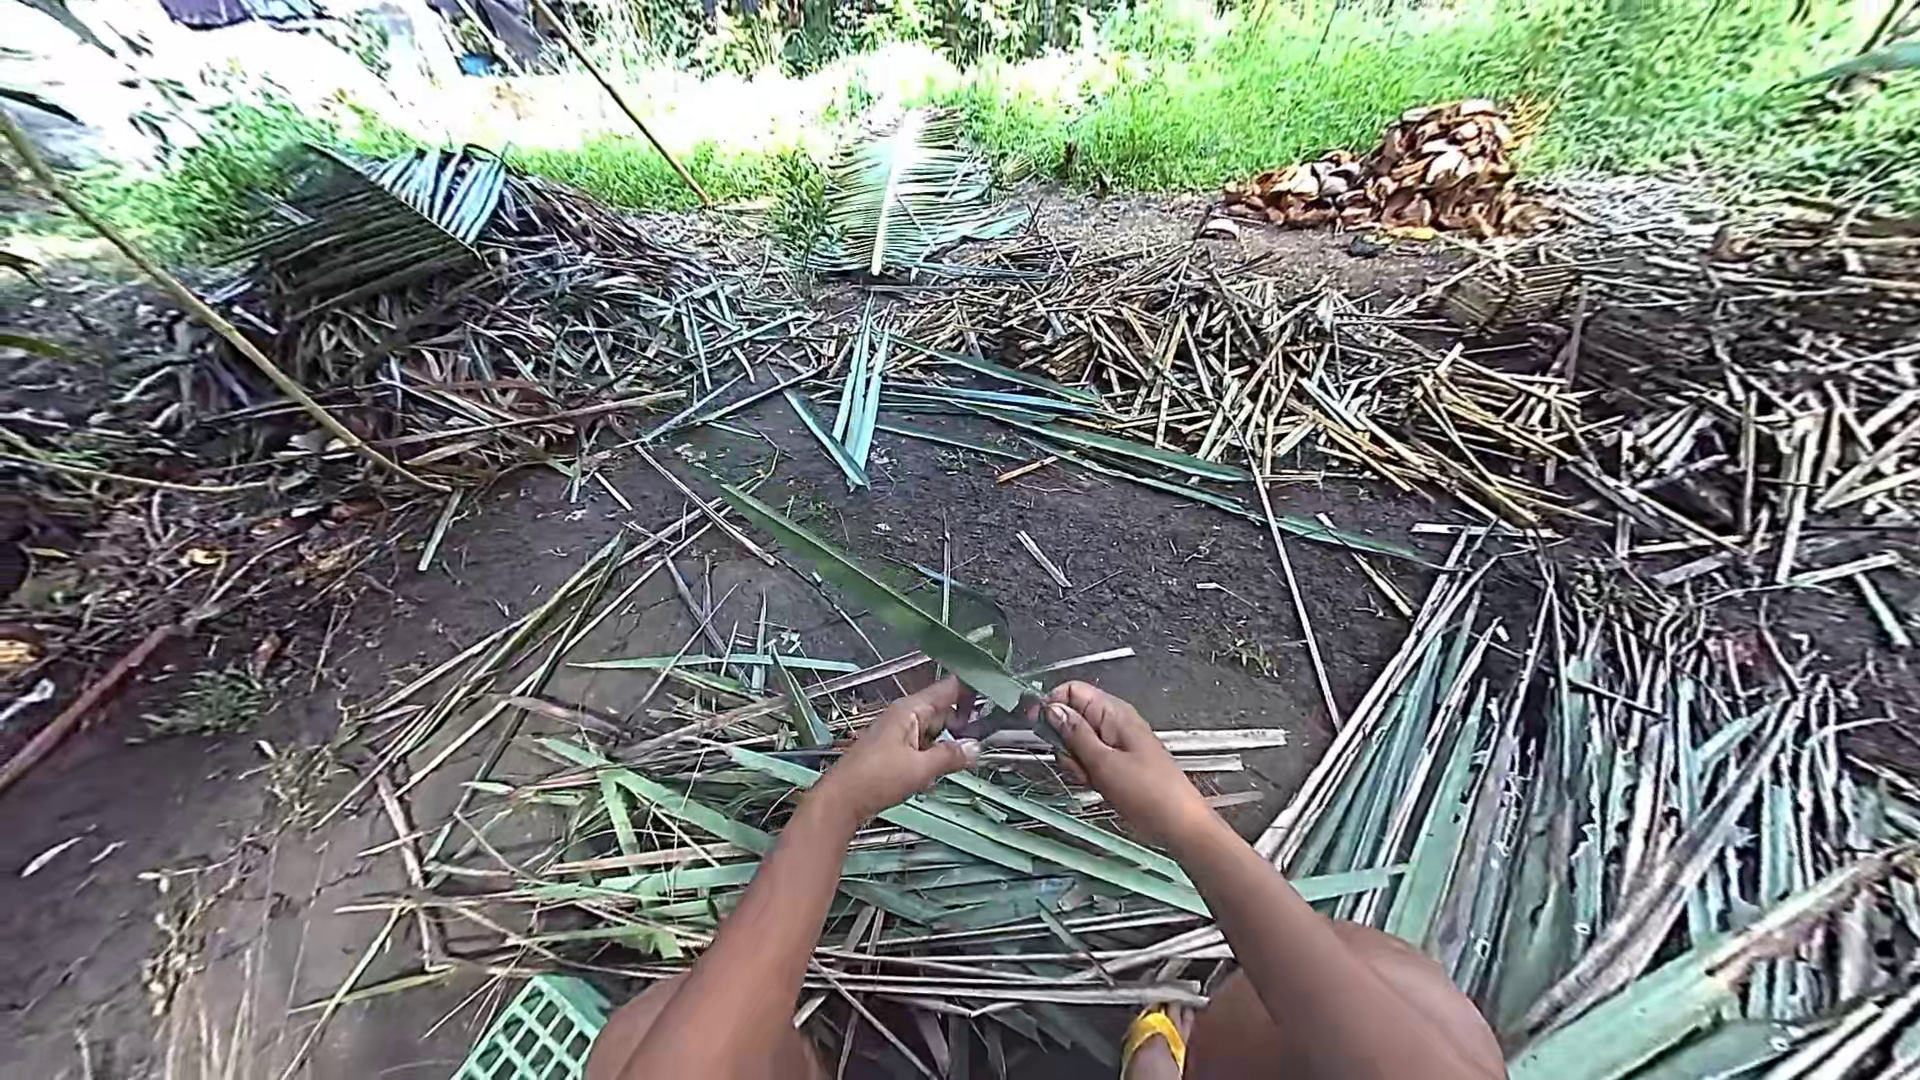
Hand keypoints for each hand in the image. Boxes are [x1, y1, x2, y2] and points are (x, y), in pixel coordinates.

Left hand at [810, 676, 980, 826]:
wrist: (841, 800)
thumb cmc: (878, 778)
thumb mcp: (919, 769)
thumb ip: (950, 756)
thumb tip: (976, 748)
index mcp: (911, 709)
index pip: (948, 688)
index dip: (973, 688)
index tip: (1000, 692)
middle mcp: (907, 715)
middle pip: (944, 709)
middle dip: (967, 720)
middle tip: (996, 730)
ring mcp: (900, 732)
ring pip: (936, 728)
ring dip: (953, 739)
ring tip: (977, 749)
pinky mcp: (897, 749)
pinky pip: (925, 743)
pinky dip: (939, 751)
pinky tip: (950, 765)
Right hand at [1039, 681, 1215, 845]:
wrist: (1180, 825)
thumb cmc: (1148, 792)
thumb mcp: (1104, 762)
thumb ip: (1074, 733)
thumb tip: (1051, 708)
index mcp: (1113, 712)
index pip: (1072, 690)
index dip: (1052, 704)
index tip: (1038, 726)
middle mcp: (1113, 721)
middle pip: (1072, 716)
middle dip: (1064, 740)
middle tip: (1076, 762)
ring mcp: (1115, 741)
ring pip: (1078, 740)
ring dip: (1076, 760)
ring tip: (1092, 778)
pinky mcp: (1117, 760)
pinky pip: (1090, 757)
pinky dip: (1088, 771)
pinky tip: (1098, 785)